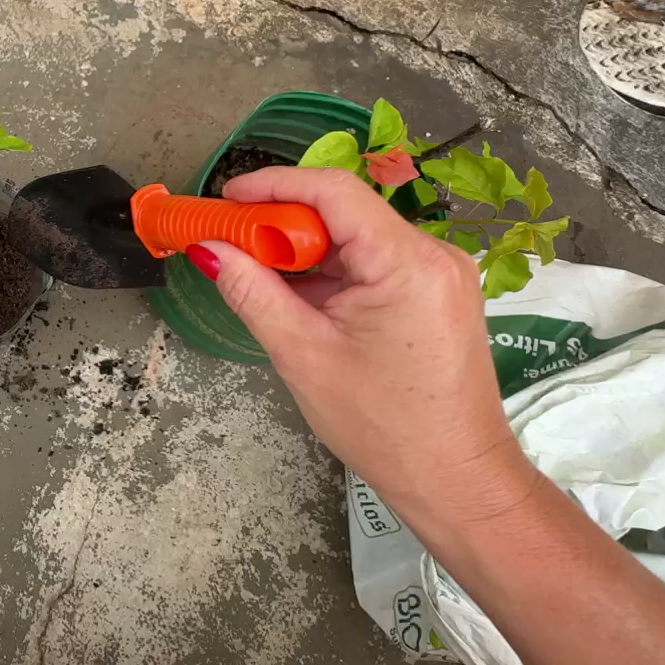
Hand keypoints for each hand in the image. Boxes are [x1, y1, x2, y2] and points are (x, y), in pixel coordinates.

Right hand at [192, 167, 536, 522]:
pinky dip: (330, 268)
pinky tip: (299, 294)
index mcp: (407, 264)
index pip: (334, 191)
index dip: (274, 183)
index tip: (227, 197)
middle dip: (282, 220)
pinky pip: (372, 259)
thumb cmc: (380, 425)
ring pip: (356, 235)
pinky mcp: (436, 291)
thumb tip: (207, 248)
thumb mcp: (301, 354)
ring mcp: (440, 272)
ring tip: (258, 271)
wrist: (456, 480)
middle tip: (233, 241)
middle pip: (345, 210)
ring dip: (304, 247)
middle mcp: (433, 254)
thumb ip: (251, 291)